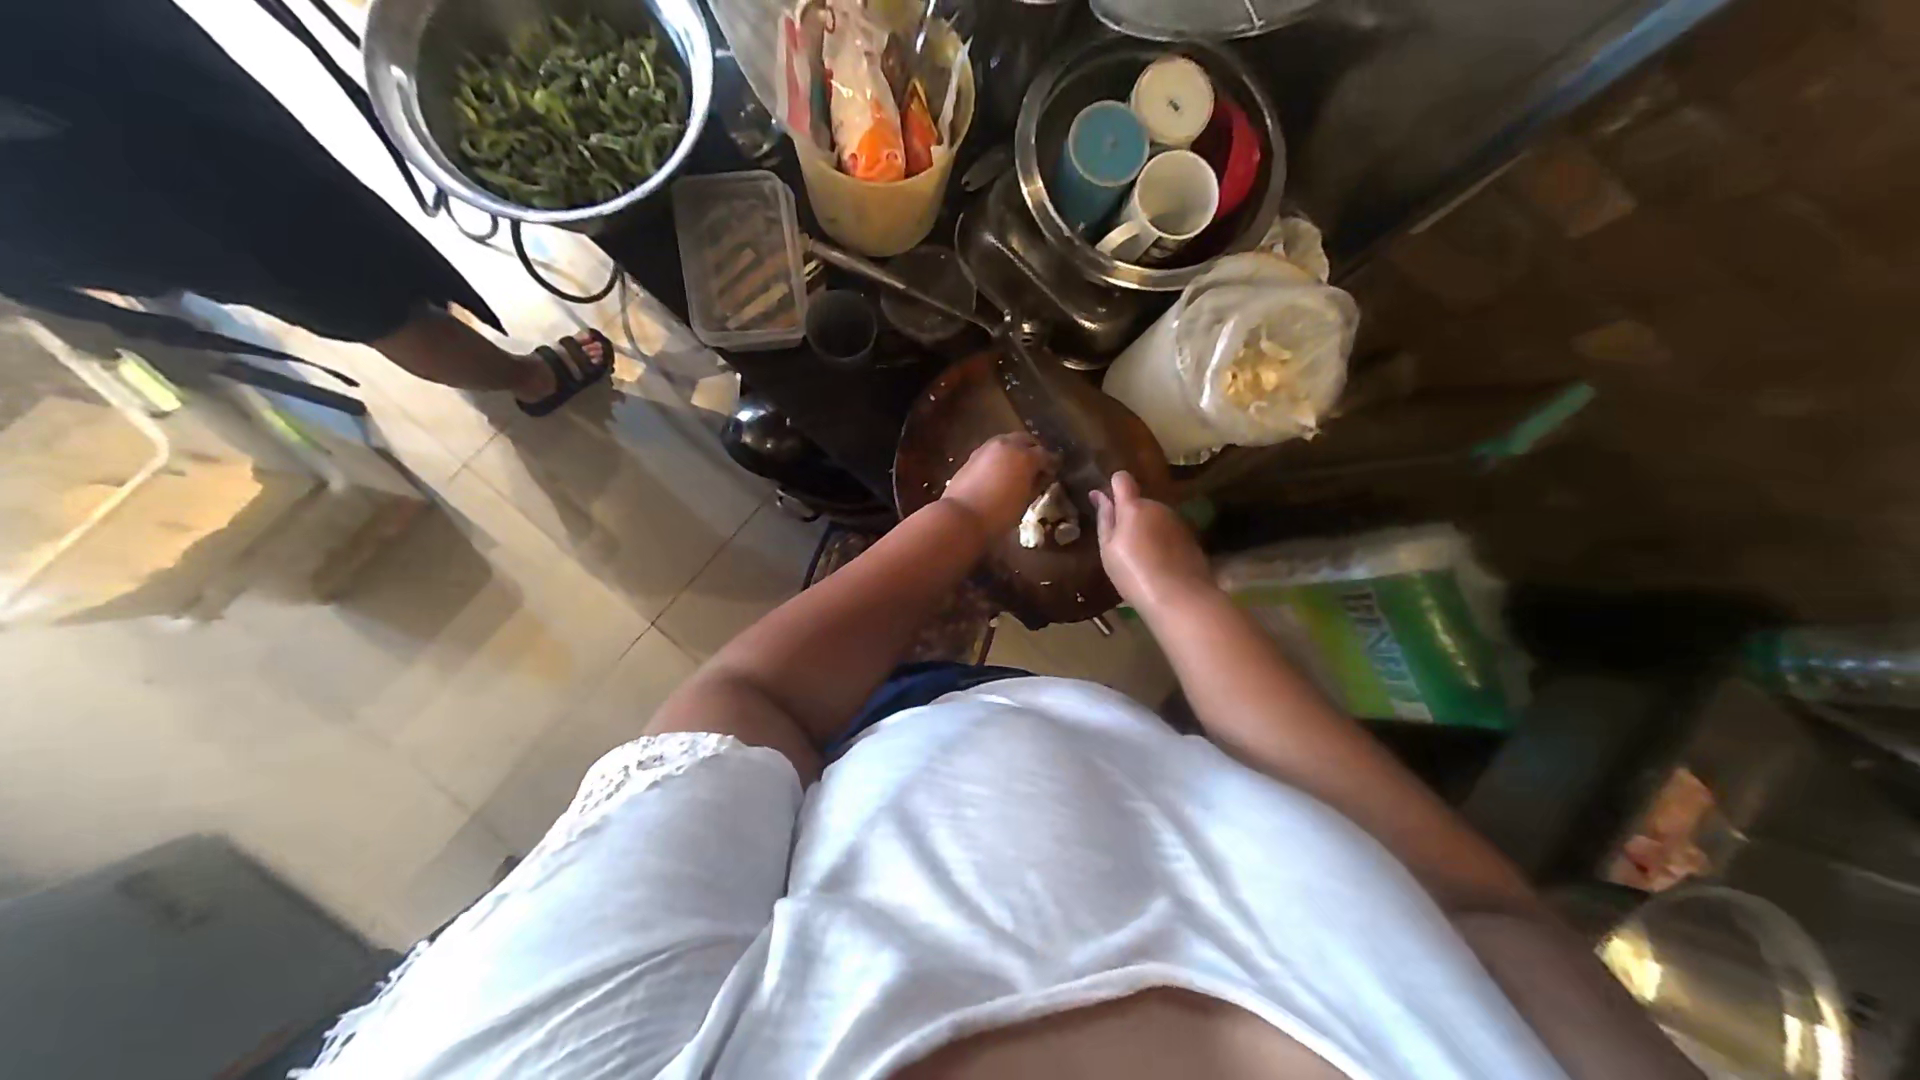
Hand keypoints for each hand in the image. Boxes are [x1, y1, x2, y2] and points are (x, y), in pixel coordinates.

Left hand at [941, 433, 1053, 534]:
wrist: (961, 516)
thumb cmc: (999, 513)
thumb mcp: (1024, 501)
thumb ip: (1035, 484)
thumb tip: (1041, 476)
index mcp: (1024, 456)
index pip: (1045, 454)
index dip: (1051, 463)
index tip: (1053, 471)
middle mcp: (1006, 445)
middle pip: (1025, 439)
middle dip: (1033, 449)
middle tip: (1037, 464)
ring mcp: (987, 448)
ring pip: (1007, 442)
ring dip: (1015, 450)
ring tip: (1018, 466)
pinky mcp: (972, 456)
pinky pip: (992, 450)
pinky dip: (1000, 456)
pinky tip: (1000, 470)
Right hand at [1090, 471, 1216, 612]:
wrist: (1180, 597)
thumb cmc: (1134, 574)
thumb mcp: (1109, 549)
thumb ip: (1105, 519)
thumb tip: (1098, 494)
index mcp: (1134, 507)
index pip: (1122, 479)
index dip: (1113, 487)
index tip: (1106, 505)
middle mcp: (1158, 507)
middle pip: (1140, 503)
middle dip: (1130, 516)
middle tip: (1121, 546)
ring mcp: (1177, 521)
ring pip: (1155, 518)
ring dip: (1147, 530)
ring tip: (1142, 560)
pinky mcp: (1191, 537)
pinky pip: (1169, 532)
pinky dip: (1162, 542)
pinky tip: (1160, 565)